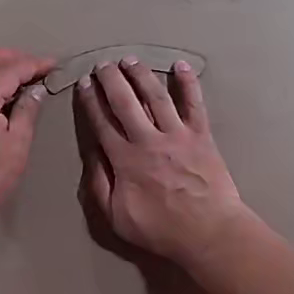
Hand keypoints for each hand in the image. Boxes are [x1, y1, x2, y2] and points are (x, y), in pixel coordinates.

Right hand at [73, 58, 250, 264]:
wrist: (209, 232)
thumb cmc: (161, 229)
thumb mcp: (116, 217)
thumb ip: (99, 184)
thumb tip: (91, 154)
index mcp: (125, 159)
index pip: (102, 122)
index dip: (91, 101)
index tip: (84, 84)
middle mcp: (148, 139)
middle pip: (125, 101)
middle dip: (111, 79)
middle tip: (103, 65)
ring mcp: (177, 134)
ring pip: (155, 95)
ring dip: (141, 75)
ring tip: (130, 60)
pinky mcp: (201, 135)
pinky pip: (194, 103)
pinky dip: (188, 82)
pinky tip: (181, 65)